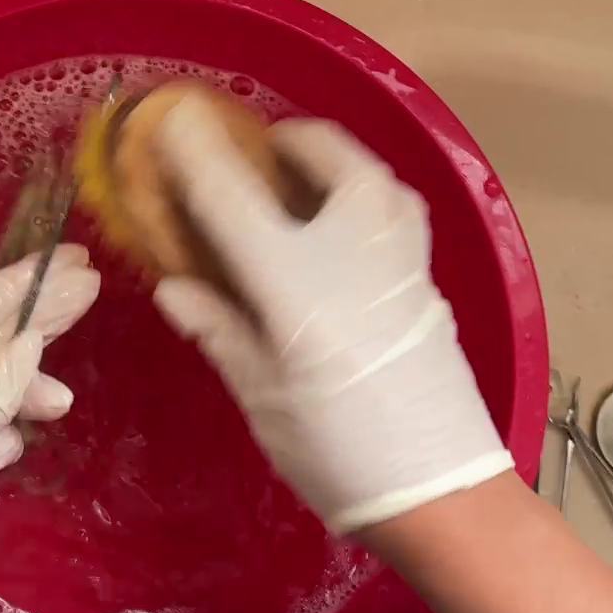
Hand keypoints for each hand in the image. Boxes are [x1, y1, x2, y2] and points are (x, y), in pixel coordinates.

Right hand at [151, 105, 511, 532]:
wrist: (438, 493)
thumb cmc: (331, 446)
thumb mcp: (257, 391)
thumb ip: (217, 327)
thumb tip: (175, 287)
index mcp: (294, 280)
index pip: (232, 198)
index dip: (197, 154)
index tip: (174, 119)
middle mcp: (354, 252)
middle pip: (329, 158)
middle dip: (291, 139)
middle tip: (259, 150)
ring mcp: (402, 262)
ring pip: (375, 178)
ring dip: (334, 164)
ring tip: (302, 183)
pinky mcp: (427, 282)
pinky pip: (394, 213)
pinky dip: (362, 199)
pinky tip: (341, 235)